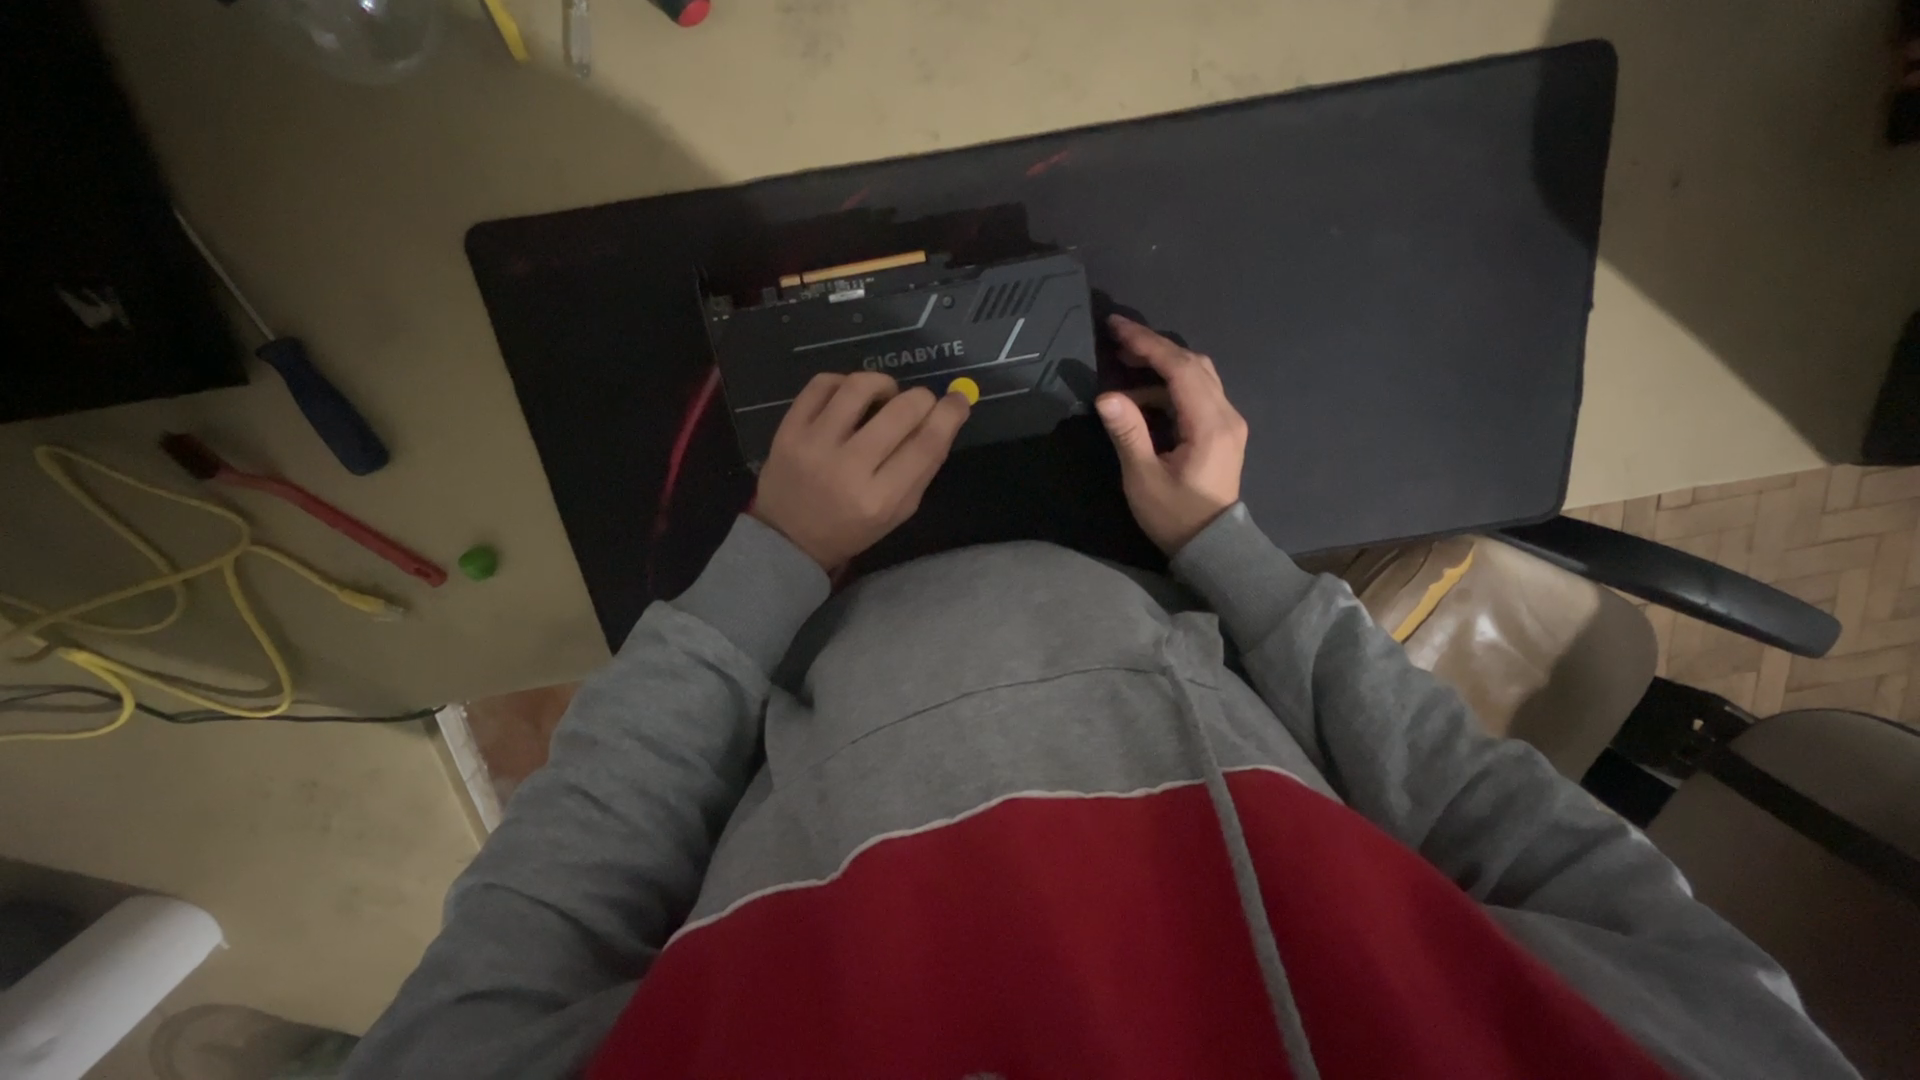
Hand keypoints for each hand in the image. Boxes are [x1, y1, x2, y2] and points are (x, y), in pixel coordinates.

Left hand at [752, 371, 970, 569]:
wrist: (788, 539)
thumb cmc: (851, 528)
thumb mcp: (897, 511)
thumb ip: (923, 468)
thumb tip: (945, 418)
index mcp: (880, 499)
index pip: (927, 444)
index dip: (950, 414)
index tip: (958, 400)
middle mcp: (848, 469)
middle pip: (900, 411)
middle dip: (921, 398)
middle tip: (920, 404)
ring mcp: (813, 446)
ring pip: (859, 387)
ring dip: (883, 383)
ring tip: (885, 395)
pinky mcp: (788, 430)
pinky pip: (822, 385)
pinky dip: (844, 382)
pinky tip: (851, 397)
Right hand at [1095, 315, 1247, 553]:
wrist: (1213, 547)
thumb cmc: (1176, 516)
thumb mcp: (1144, 478)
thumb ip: (1128, 433)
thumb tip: (1106, 396)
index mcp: (1210, 424)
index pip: (1180, 368)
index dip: (1147, 344)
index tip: (1116, 328)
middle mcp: (1226, 415)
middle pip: (1193, 364)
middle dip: (1154, 348)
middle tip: (1117, 341)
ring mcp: (1227, 422)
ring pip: (1197, 376)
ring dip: (1162, 365)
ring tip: (1124, 365)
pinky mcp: (1221, 432)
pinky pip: (1197, 394)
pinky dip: (1169, 386)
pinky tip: (1141, 396)